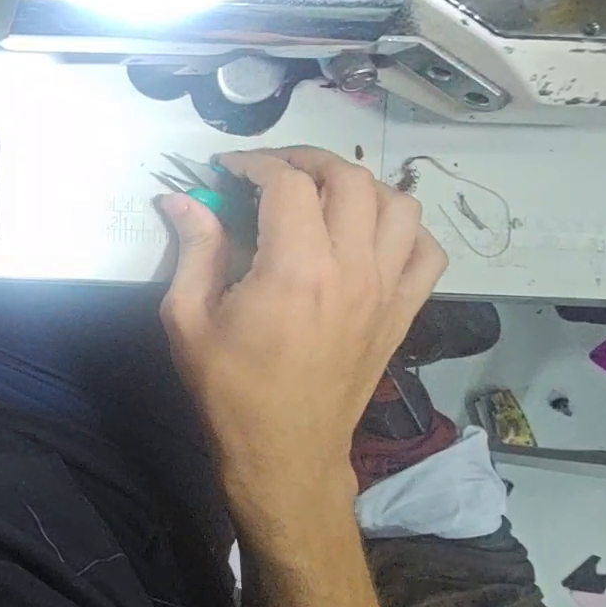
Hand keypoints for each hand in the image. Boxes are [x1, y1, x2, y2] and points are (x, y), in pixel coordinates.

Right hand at [158, 147, 446, 545]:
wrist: (283, 445)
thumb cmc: (226, 384)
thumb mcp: (187, 317)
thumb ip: (192, 250)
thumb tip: (180, 200)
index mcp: (294, 268)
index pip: (287, 184)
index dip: (254, 164)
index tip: (225, 169)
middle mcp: (353, 267)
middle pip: (349, 181)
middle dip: (304, 161)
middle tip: (266, 170)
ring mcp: (388, 287)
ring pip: (397, 204)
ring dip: (356, 185)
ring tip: (317, 192)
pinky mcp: (405, 308)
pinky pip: (425, 248)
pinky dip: (400, 224)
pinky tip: (366, 230)